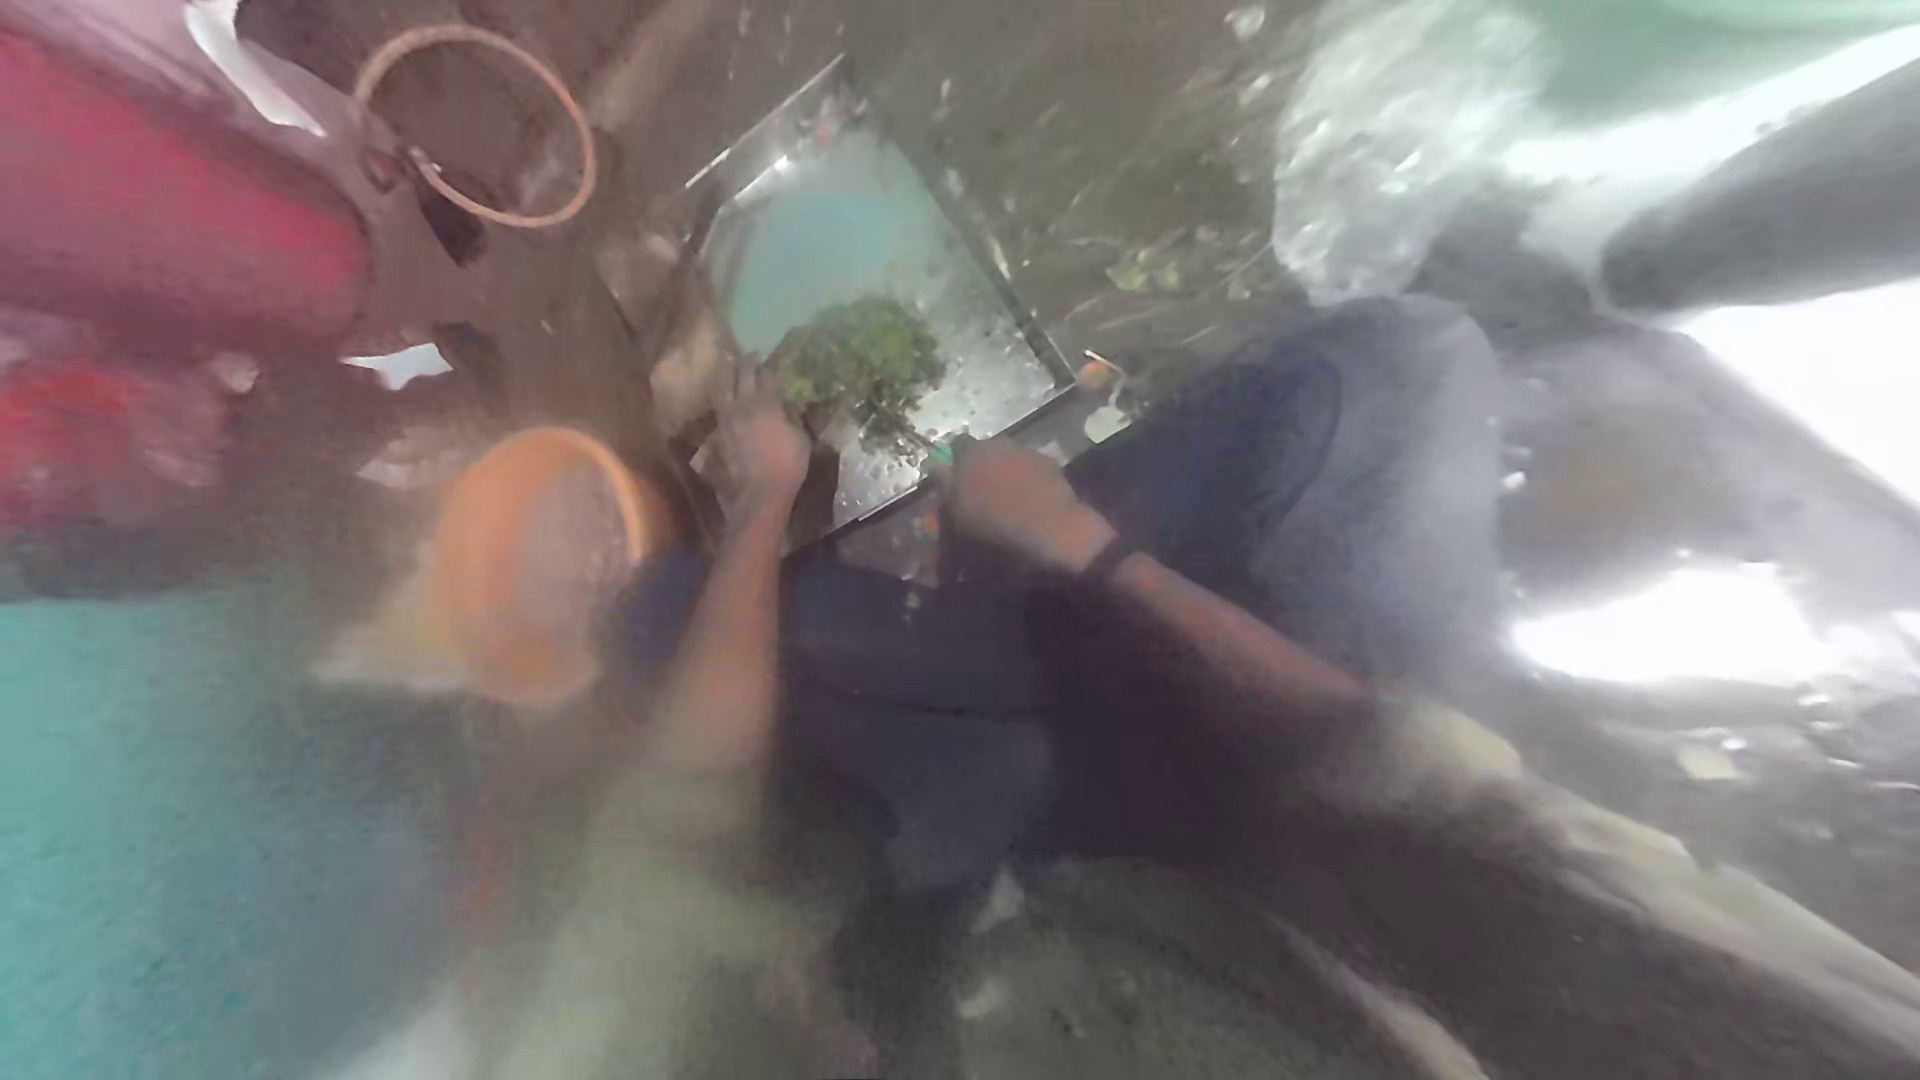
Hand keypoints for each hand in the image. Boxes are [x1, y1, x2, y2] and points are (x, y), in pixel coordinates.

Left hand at [713, 372, 809, 520]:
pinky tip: (726, 399)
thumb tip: (789, 408)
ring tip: (730, 370)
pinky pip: (719, 409)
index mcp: (765, 404)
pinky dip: (723, 399)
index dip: (766, 365)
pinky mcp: (720, 435)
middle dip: (745, 364)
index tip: (767, 358)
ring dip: (727, 377)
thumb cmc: (788, 465)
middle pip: (740, 376)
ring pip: (723, 390)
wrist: (760, 492)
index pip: (764, 376)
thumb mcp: (802, 438)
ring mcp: (727, 420)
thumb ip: (794, 418)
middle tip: (749, 356)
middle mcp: (742, 406)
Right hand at [945, 437, 1115, 573]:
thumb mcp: (956, 523)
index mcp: (968, 455)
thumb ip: (945, 496)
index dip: (955, 463)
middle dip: (982, 467)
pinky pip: (1032, 468)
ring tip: (1010, 500)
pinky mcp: (1050, 463)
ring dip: (1007, 472)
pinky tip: (1033, 502)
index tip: (956, 482)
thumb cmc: (995, 530)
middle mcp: (996, 444)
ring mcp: (1026, 452)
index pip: (955, 446)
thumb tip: (939, 477)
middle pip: (984, 450)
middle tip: (983, 493)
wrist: (1052, 532)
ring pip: (1010, 458)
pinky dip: (1030, 480)